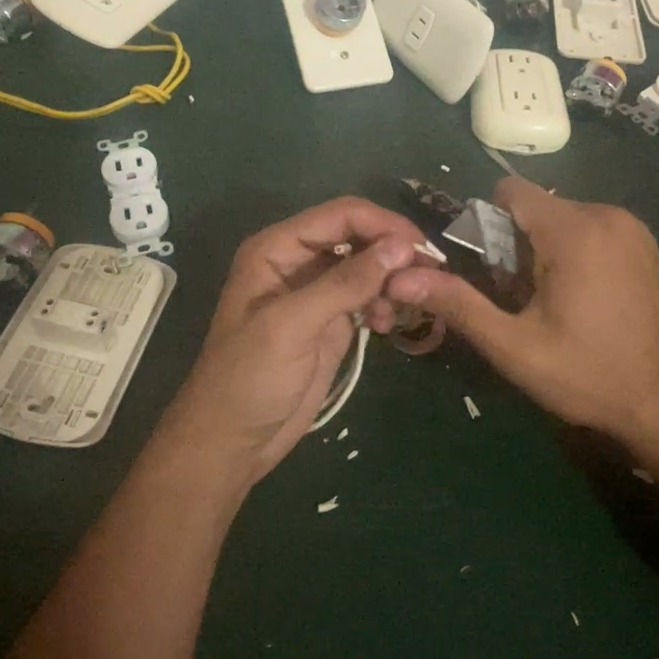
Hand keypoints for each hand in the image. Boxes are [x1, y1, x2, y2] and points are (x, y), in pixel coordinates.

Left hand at [154, 197, 425, 488]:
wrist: (231, 442)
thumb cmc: (249, 378)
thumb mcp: (293, 325)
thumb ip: (345, 283)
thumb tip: (401, 245)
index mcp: (277, 248)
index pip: (341, 215)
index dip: (383, 224)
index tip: (422, 250)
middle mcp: (297, 261)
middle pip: (357, 235)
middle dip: (392, 250)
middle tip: (427, 275)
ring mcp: (315, 292)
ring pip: (366, 266)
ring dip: (390, 279)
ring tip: (405, 305)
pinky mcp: (330, 322)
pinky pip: (366, 297)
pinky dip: (383, 303)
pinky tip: (389, 323)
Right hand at [385, 178, 658, 447]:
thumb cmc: (587, 375)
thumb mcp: (513, 346)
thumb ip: (458, 304)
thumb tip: (399, 279)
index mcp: (574, 231)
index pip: (511, 191)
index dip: (488, 223)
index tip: (491, 269)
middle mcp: (606, 215)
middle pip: (536, 206)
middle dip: (516, 243)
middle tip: (521, 297)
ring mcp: (631, 226)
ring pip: (562, 216)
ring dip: (544, 248)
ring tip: (551, 301)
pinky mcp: (643, 241)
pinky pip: (590, 227)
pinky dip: (573, 250)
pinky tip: (580, 296)